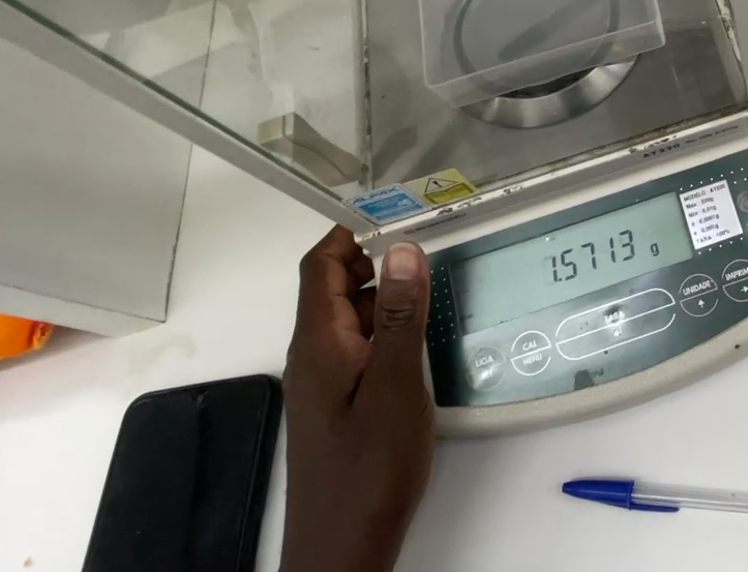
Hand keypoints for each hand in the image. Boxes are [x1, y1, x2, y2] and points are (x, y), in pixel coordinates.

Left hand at [281, 228, 434, 571]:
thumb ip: (398, 315)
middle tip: (429, 238)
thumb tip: (403, 247)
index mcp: (319, 341)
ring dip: (383, 291)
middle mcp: (314, 353)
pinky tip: (421, 333)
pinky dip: (385, 324)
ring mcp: (326, 379)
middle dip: (374, 255)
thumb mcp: (395, 384)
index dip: (350, 231)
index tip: (396, 209)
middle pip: (332, 286)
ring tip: (433, 278)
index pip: (319, 265)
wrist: (345, 547)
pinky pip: (359, 343)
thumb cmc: (371, 464)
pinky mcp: (340, 400)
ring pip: (349, 316)